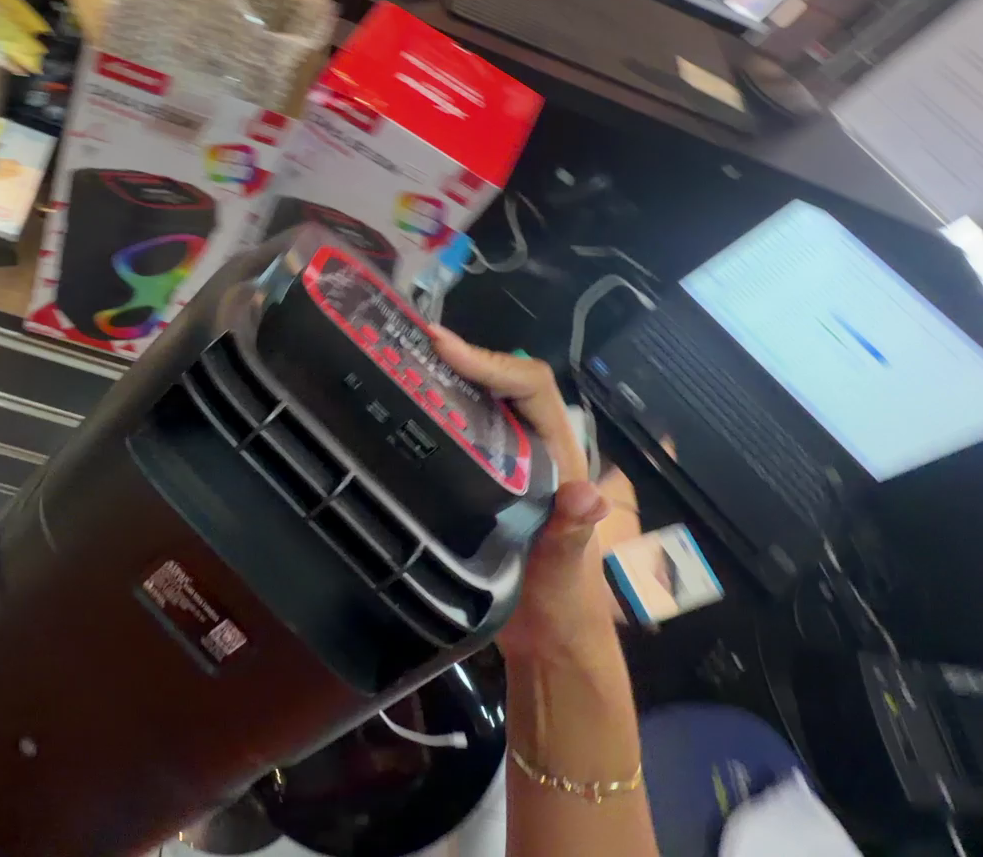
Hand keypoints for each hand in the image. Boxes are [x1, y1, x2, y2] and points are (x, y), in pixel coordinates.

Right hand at [429, 328, 613, 660]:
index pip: (531, 387)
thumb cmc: (564, 603)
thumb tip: (587, 495)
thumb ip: (573, 533)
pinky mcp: (480, 480)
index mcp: (559, 456)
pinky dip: (434, 413)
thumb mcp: (565, 570)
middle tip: (406, 343)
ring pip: (479, 405)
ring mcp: (505, 463)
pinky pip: (459, 433)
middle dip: (461, 358)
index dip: (490, 361)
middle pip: (502, 384)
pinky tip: (400, 411)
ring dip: (445, 379)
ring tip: (396, 362)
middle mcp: (532, 448)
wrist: (547, 639)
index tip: (442, 346)